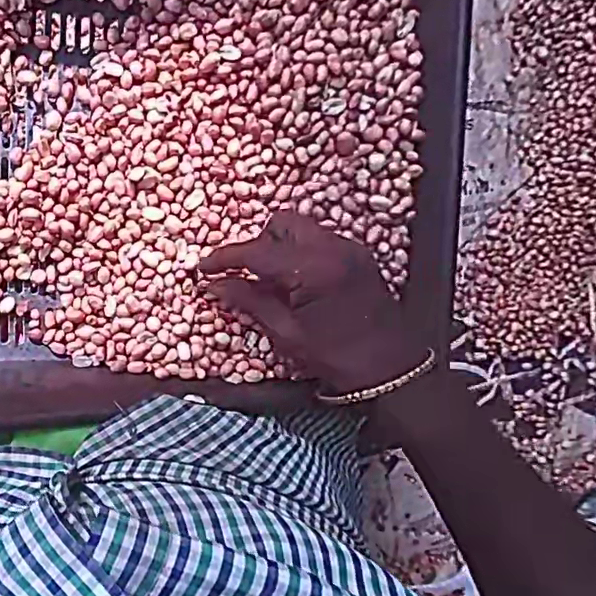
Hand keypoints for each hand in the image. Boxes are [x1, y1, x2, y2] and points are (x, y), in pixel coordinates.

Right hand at [197, 210, 429, 392]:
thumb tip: (215, 285)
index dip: (225, 258)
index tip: (204, 267)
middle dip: (257, 245)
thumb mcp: (285, 332)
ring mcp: (349, 249)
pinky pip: (317, 241)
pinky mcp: (357, 256)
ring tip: (270, 280)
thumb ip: (249, 301)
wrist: (391, 370)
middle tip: (244, 274)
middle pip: (280, 225)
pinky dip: (298, 253)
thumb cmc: (335, 357)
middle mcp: (334, 249)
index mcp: (313, 270)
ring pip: (300, 229)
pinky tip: (294, 283)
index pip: (257, 251)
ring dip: (278, 247)